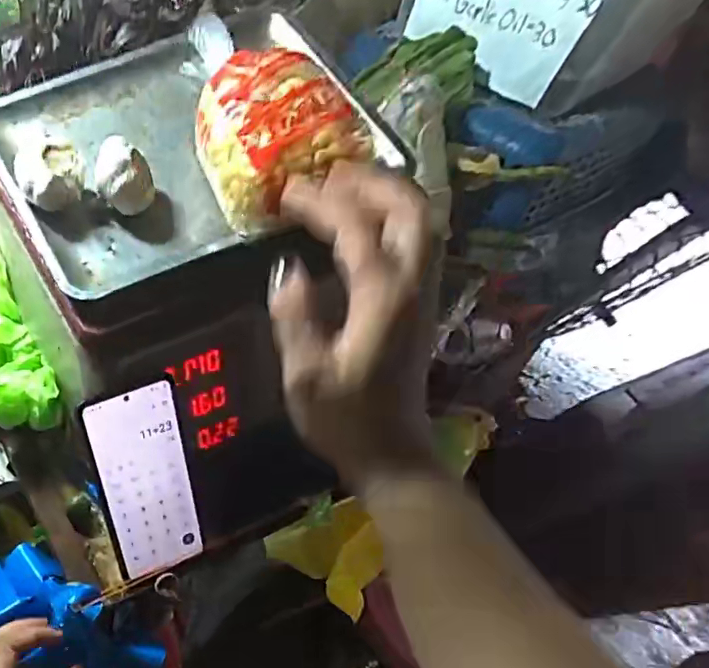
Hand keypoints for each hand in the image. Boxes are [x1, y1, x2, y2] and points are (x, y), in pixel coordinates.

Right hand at [270, 163, 437, 485]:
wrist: (390, 450)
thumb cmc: (342, 419)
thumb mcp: (305, 376)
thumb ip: (295, 320)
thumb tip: (285, 272)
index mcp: (381, 297)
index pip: (355, 229)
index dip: (321, 204)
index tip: (287, 194)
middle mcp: (412, 283)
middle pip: (406, 205)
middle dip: (366, 180)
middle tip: (324, 174)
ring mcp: (423, 291)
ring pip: (420, 218)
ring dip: (386, 192)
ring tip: (345, 186)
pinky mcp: (421, 303)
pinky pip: (417, 239)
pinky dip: (394, 216)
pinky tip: (367, 224)